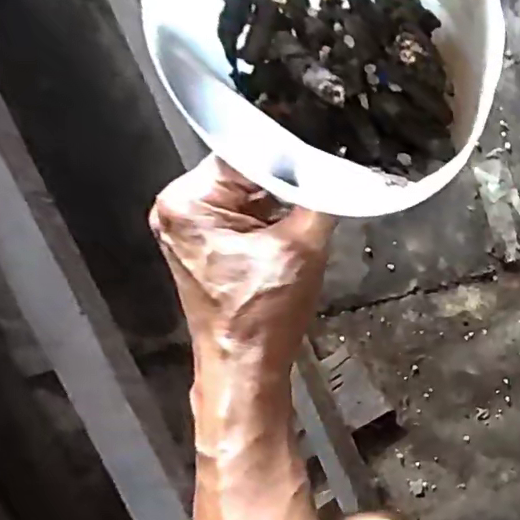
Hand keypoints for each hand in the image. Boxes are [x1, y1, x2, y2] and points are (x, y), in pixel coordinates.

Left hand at [150, 156, 332, 362]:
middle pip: (247, 176)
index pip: (245, 157)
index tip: (321, 167)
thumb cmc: (259, 318)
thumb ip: (320, 202)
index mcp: (188, 203)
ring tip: (297, 239)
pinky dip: (273, 227)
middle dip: (286, 191)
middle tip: (314, 209)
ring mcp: (194, 230)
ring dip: (281, 211)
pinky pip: (248, 220)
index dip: (289, 161)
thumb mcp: (303, 249)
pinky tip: (289, 248)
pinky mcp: (210, 247)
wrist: (248, 363)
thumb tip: (338, 175)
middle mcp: (181, 211)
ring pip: (251, 198)